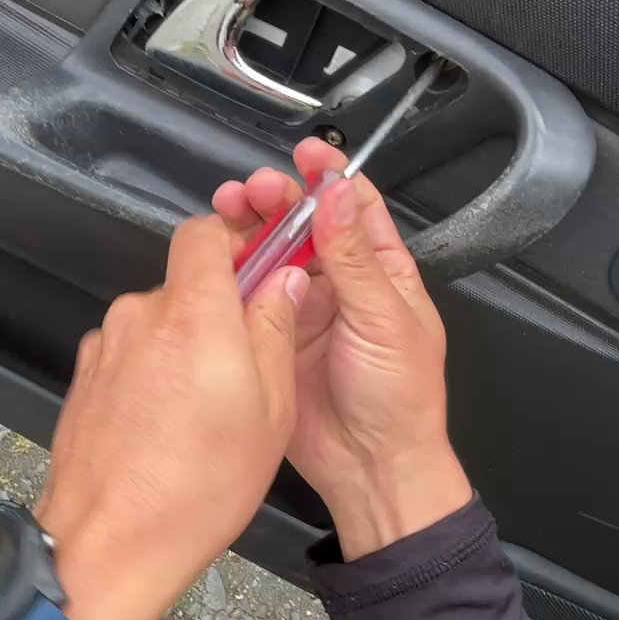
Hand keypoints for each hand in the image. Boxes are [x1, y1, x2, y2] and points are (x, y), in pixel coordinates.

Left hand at [0, 215, 303, 619]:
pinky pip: (130, 351)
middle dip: (216, 306)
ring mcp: (105, 345)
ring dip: (183, 343)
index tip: (256, 264)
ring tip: (201, 406)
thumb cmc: (198, 487)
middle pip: (184, 281)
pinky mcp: (84, 375)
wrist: (109, 544)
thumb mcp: (270, 409)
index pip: (204, 231)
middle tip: (242, 358)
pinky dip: (151, 369)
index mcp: (194, 313)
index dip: (233, 239)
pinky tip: (163, 420)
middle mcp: (140, 316)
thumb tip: (282, 282)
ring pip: (157, 319)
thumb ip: (275, 329)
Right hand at [213, 139, 471, 558]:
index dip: (331, 177)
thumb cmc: (399, 397)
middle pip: (304, 225)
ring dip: (250, 229)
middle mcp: (339, 284)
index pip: (355, 207)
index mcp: (382, 272)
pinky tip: (219, 259)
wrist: (369, 466)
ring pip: (272, 254)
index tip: (307, 153)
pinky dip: (233, 275)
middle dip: (277, 200)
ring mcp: (303, 309)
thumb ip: (354, 257)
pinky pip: (249, 296)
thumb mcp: (383, 319)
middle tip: (252, 190)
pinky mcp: (274, 335)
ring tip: (227, 211)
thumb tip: (338, 193)